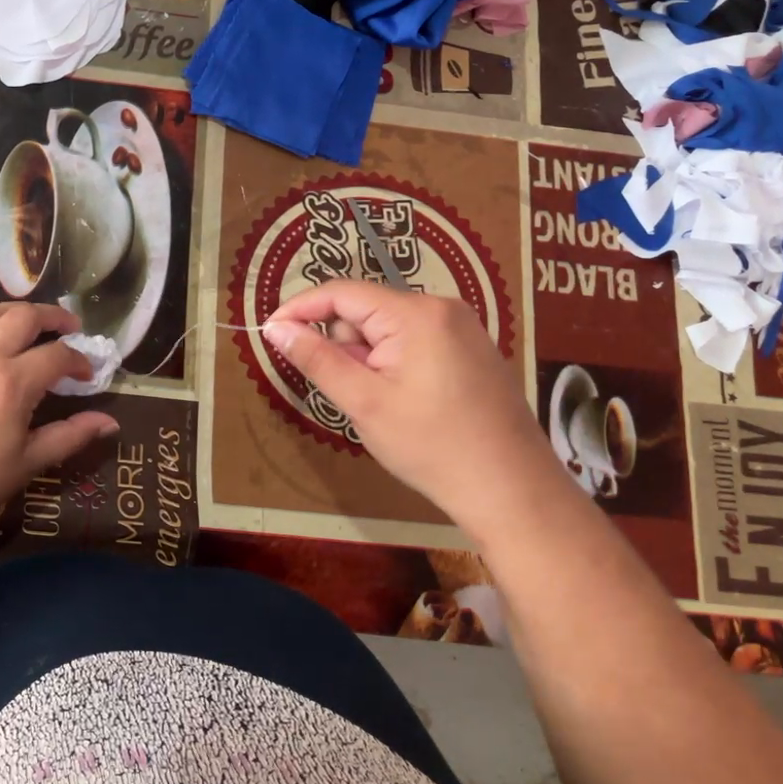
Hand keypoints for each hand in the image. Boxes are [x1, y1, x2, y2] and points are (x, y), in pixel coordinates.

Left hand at [0, 303, 119, 538]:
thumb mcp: (28, 462)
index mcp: (12, 383)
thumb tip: (110, 423)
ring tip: (32, 323)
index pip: (57, 355)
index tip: (88, 374)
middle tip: (70, 326)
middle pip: (24, 317)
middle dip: (53, 316)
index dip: (80, 360)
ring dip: (16, 312)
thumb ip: (70, 436)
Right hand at [263, 280, 562, 529]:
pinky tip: (405, 403)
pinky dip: (392, 364)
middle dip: (343, 345)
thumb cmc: (431, 446)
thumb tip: (274, 327)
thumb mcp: (363, 402)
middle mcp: (442, 308)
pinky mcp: (471, 350)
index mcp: (416, 314)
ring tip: (381, 404)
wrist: (513, 490)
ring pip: (386, 328)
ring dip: (367, 358)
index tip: (269, 334)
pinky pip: (412, 341)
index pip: (341, 293)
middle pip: (364, 310)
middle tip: (351, 393)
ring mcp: (462, 328)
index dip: (299, 309)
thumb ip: (316, 358)